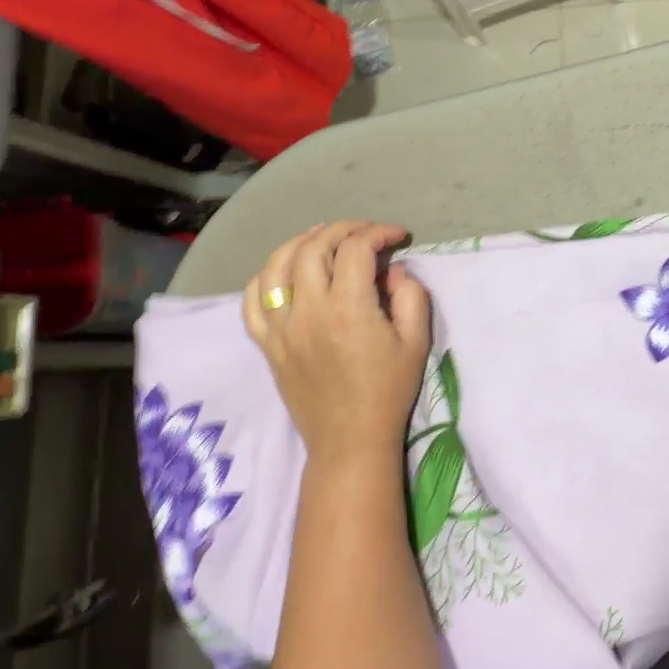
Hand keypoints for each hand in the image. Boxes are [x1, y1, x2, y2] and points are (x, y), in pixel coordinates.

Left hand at [243, 221, 432, 465]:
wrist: (350, 439)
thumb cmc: (389, 390)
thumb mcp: (416, 342)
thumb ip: (411, 297)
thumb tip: (393, 271)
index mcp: (349, 309)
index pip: (356, 249)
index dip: (378, 233)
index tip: (397, 237)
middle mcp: (308, 311)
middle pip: (314, 248)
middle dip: (343, 229)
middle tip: (366, 233)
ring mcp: (280, 327)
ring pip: (277, 265)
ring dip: (301, 242)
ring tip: (323, 237)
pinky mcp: (267, 343)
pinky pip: (253, 299)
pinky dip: (266, 274)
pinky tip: (285, 270)